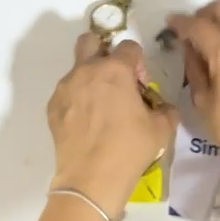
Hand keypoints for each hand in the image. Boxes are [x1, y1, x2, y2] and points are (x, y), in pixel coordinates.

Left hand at [48, 34, 179, 219]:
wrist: (92, 179)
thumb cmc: (130, 149)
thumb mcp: (161, 129)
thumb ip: (166, 110)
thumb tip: (164, 107)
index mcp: (115, 69)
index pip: (129, 47)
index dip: (138, 62)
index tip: (140, 83)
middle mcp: (86, 71)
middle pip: (90, 41)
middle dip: (103, 52)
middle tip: (114, 78)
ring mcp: (65, 88)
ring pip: (76, 69)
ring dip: (89, 79)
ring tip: (100, 107)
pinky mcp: (53, 107)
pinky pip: (66, 93)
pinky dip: (76, 100)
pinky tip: (86, 123)